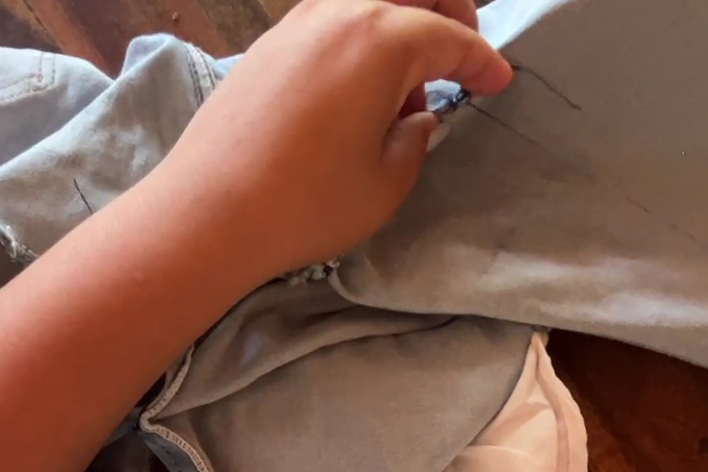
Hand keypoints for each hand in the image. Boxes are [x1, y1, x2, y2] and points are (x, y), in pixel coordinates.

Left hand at [144, 0, 512, 280]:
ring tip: (397, 90)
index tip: (497, 81)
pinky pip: (326, 26)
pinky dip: (353, 44)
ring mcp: (296, 24)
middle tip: (457, 57)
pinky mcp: (264, 49)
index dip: (481, 62)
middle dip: (448, 16)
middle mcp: (342, 11)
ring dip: (395, 31)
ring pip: (364, 5)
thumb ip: (414, 141)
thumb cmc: (306, 206)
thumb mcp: (384, 185)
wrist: (209, 215)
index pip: (451, 38)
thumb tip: (416, 117)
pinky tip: (350, 92)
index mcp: (385, 38)